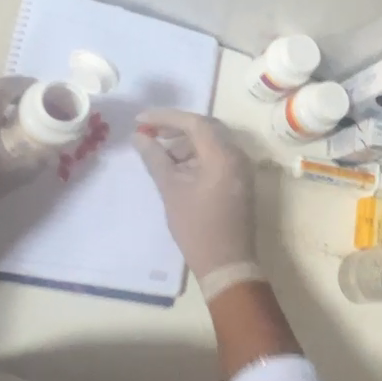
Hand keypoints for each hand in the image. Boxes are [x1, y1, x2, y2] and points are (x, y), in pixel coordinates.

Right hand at [131, 109, 254, 276]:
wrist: (227, 263)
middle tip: (150, 131)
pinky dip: (198, 155)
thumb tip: (139, 137)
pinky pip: (219, 156)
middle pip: (206, 128)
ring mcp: (242, 167)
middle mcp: (238, 155)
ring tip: (161, 153)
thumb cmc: (197, 227)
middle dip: (177, 127)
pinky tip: (178, 167)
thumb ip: (155, 159)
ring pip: (213, 142)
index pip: (194, 122)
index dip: (165, 117)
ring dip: (187, 142)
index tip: (140, 120)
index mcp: (223, 155)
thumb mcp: (171, 190)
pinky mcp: (241, 179)